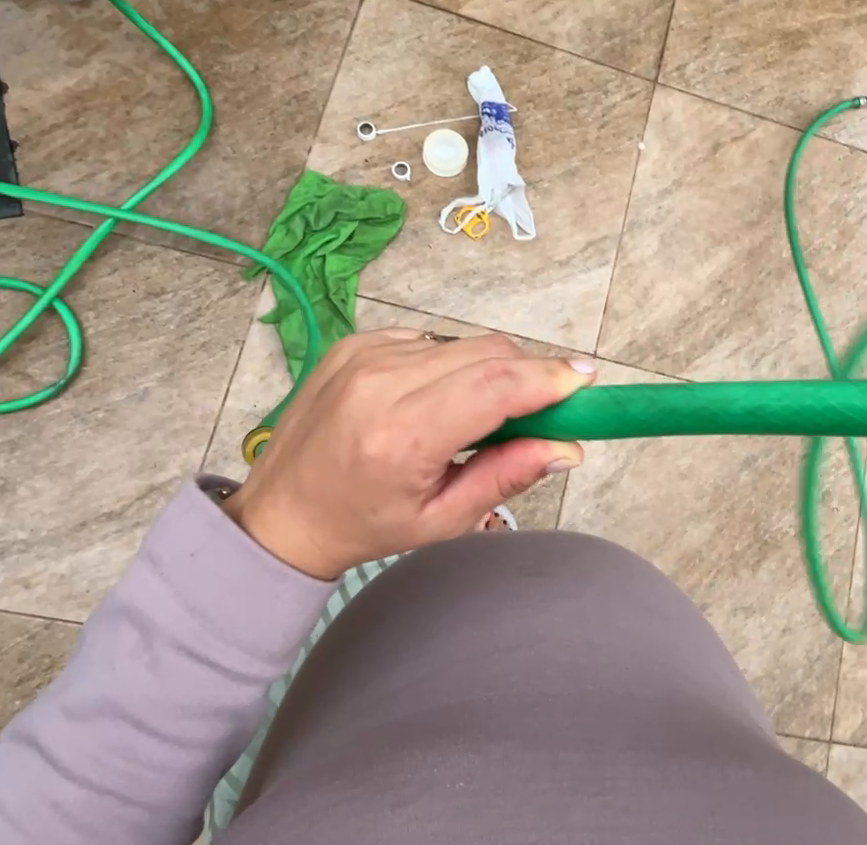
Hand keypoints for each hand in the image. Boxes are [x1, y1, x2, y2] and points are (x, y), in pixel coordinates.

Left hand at [221, 329, 593, 579]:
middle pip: (487, 353)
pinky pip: (432, 340)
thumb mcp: (443, 520)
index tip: (585, 380)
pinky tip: (438, 397)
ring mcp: (365, 354)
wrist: (281, 512)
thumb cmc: (365, 525)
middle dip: (530, 372)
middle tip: (550, 404)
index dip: (549, 378)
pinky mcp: (356, 342)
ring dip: (491, 368)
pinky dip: (453, 363)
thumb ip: (508, 476)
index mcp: (402, 435)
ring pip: (463, 342)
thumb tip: (570, 448)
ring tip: (483, 411)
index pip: (495, 386)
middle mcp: (381, 382)